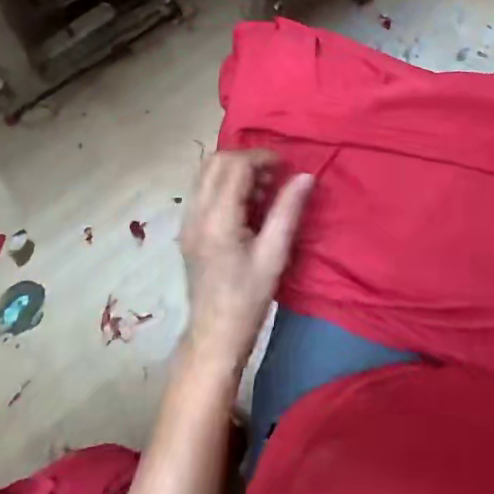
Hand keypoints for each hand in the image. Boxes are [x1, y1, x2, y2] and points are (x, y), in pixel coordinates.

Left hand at [180, 150, 312, 370]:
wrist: (215, 335)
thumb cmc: (249, 299)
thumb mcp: (275, 254)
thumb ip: (288, 210)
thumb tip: (306, 176)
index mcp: (217, 219)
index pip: (235, 166)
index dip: (262, 158)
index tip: (285, 168)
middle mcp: (196, 214)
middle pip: (215, 161)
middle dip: (247, 160)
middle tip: (273, 176)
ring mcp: (187, 221)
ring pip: (206, 173)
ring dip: (235, 171)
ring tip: (262, 191)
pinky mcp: (188, 229)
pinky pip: (203, 189)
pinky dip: (224, 184)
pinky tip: (246, 206)